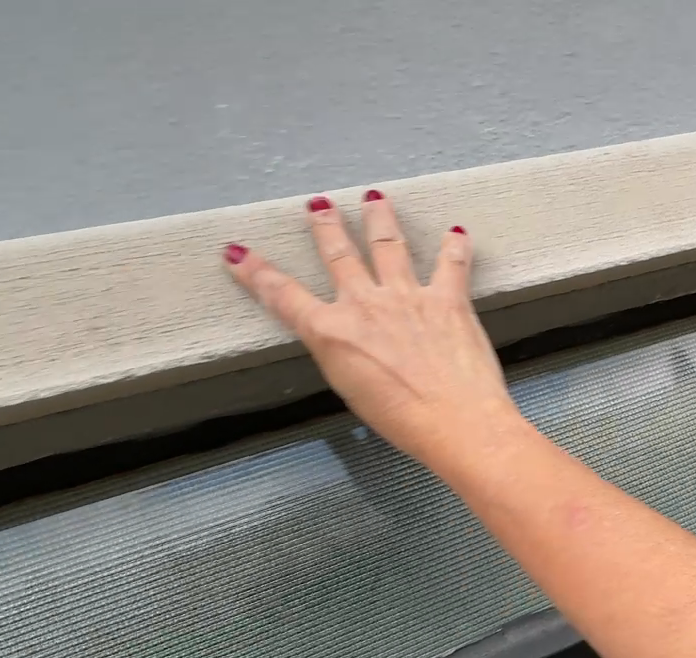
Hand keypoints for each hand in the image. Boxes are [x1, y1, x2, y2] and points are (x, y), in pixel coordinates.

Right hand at [223, 192, 525, 471]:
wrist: (456, 421)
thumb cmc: (406, 421)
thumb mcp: (351, 392)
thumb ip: (343, 357)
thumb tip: (348, 344)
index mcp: (333, 333)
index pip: (283, 296)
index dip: (257, 273)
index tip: (238, 254)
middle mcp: (365, 305)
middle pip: (338, 255)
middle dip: (326, 227)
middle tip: (319, 206)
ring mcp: (407, 297)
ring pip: (387, 244)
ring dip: (379, 218)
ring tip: (375, 198)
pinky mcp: (448, 300)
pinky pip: (452, 264)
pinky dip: (455, 246)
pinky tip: (456, 231)